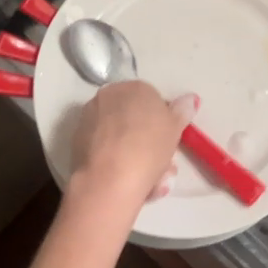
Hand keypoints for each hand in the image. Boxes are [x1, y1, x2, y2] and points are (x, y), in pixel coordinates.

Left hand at [69, 81, 196, 206]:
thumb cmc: (149, 148)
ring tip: (145, 181)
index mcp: (135, 87)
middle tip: (159, 164)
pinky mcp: (76, 139)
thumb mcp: (175, 129)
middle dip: (145, 138)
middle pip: (132, 116)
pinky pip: (101, 146)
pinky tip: (124, 180)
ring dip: (130, 151)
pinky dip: (112, 158)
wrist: (110, 179)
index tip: (166, 142)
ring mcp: (90, 116)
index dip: (161, 123)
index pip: (152, 100)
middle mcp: (109, 94)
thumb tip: (190, 98)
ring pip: (117, 133)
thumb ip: (182, 110)